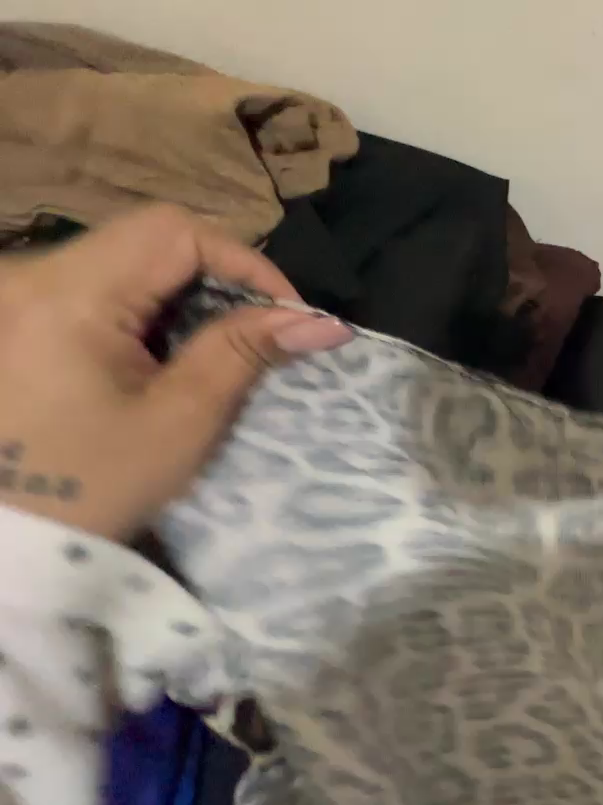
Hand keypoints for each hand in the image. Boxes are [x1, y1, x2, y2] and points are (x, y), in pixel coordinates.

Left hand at [0, 205, 351, 540]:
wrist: (5, 528)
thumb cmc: (97, 477)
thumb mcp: (186, 415)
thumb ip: (247, 351)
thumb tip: (325, 321)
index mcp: (64, 294)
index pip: (175, 231)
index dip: (248, 263)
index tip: (290, 316)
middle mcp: (25, 275)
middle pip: (150, 240)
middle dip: (226, 281)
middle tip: (269, 337)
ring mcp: (13, 293)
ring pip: (128, 261)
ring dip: (193, 297)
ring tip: (226, 351)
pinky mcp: (15, 315)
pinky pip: (101, 286)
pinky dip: (156, 311)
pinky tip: (172, 355)